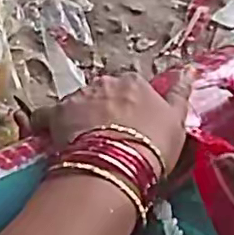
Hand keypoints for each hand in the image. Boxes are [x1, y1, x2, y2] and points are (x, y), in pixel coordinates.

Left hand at [49, 72, 193, 171]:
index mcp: (134, 82)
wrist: (119, 164)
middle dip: (103, 110)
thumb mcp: (177, 121)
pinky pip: (45, 116)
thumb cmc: (154, 145)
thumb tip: (189, 70)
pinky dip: (44, 124)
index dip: (130, 109)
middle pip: (102, 94)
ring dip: (79, 118)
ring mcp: (78, 97)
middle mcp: (105, 82)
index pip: (131, 90)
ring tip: (83, 144)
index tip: (132, 127)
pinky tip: (49, 138)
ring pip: (77, 104)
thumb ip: (180, 94)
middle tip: (109, 137)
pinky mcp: (56, 114)